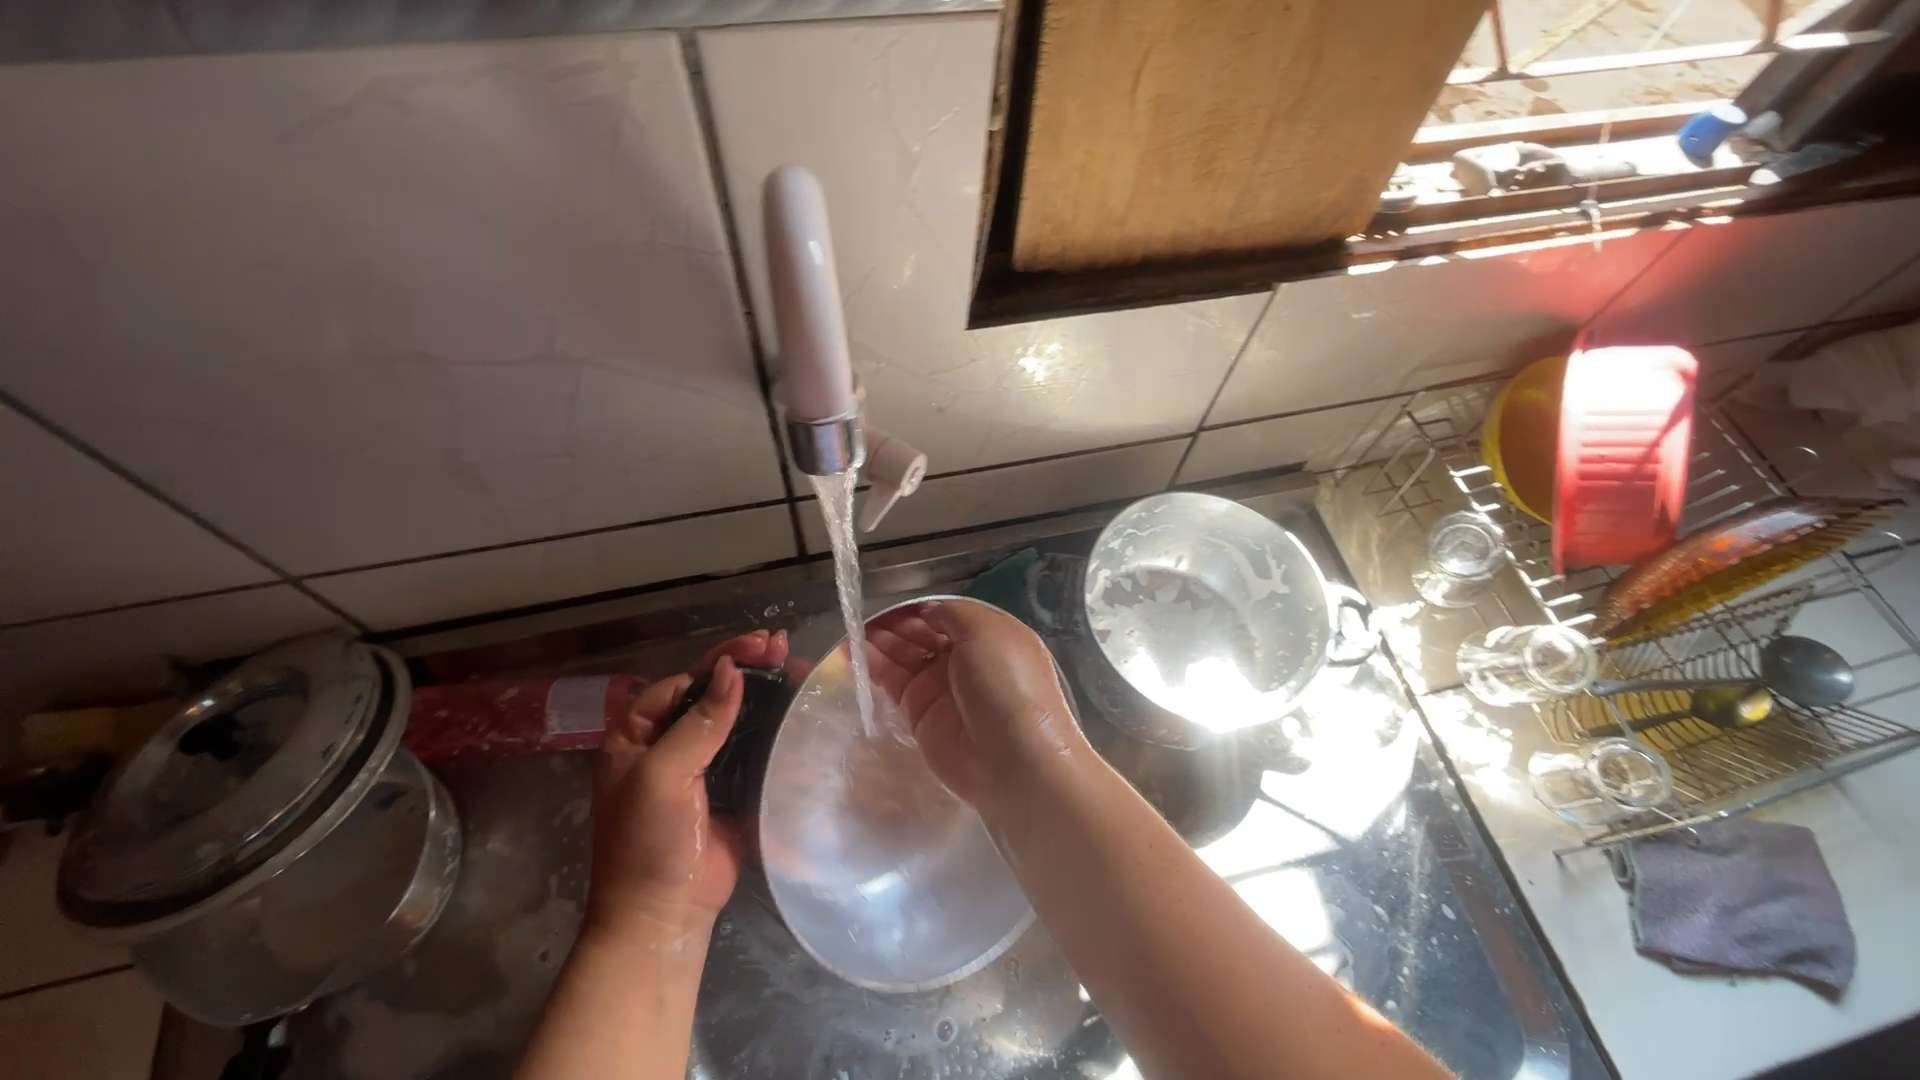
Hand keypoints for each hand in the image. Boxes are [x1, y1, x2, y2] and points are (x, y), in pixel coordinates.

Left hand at [584, 630, 788, 939]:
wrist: (664, 916)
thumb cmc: (648, 842)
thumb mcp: (662, 775)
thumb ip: (699, 722)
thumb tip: (730, 669)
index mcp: (638, 736)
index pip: (684, 682)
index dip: (721, 660)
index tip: (760, 645)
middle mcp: (669, 746)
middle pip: (712, 696)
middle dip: (747, 670)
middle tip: (785, 647)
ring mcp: (702, 770)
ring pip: (736, 721)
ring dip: (764, 696)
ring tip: (798, 672)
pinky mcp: (731, 793)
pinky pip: (752, 752)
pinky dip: (773, 731)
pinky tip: (797, 715)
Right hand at [865, 601, 1089, 807]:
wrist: (1010, 758)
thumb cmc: (1004, 682)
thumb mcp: (986, 631)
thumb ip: (952, 613)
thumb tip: (926, 611)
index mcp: (989, 636)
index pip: (947, 614)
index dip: (920, 607)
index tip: (894, 603)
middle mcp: (965, 660)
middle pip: (923, 633)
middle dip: (896, 623)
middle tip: (865, 616)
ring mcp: (941, 687)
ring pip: (904, 656)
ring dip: (879, 640)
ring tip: (851, 630)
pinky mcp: (919, 713)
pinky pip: (891, 682)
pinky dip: (871, 665)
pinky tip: (850, 651)